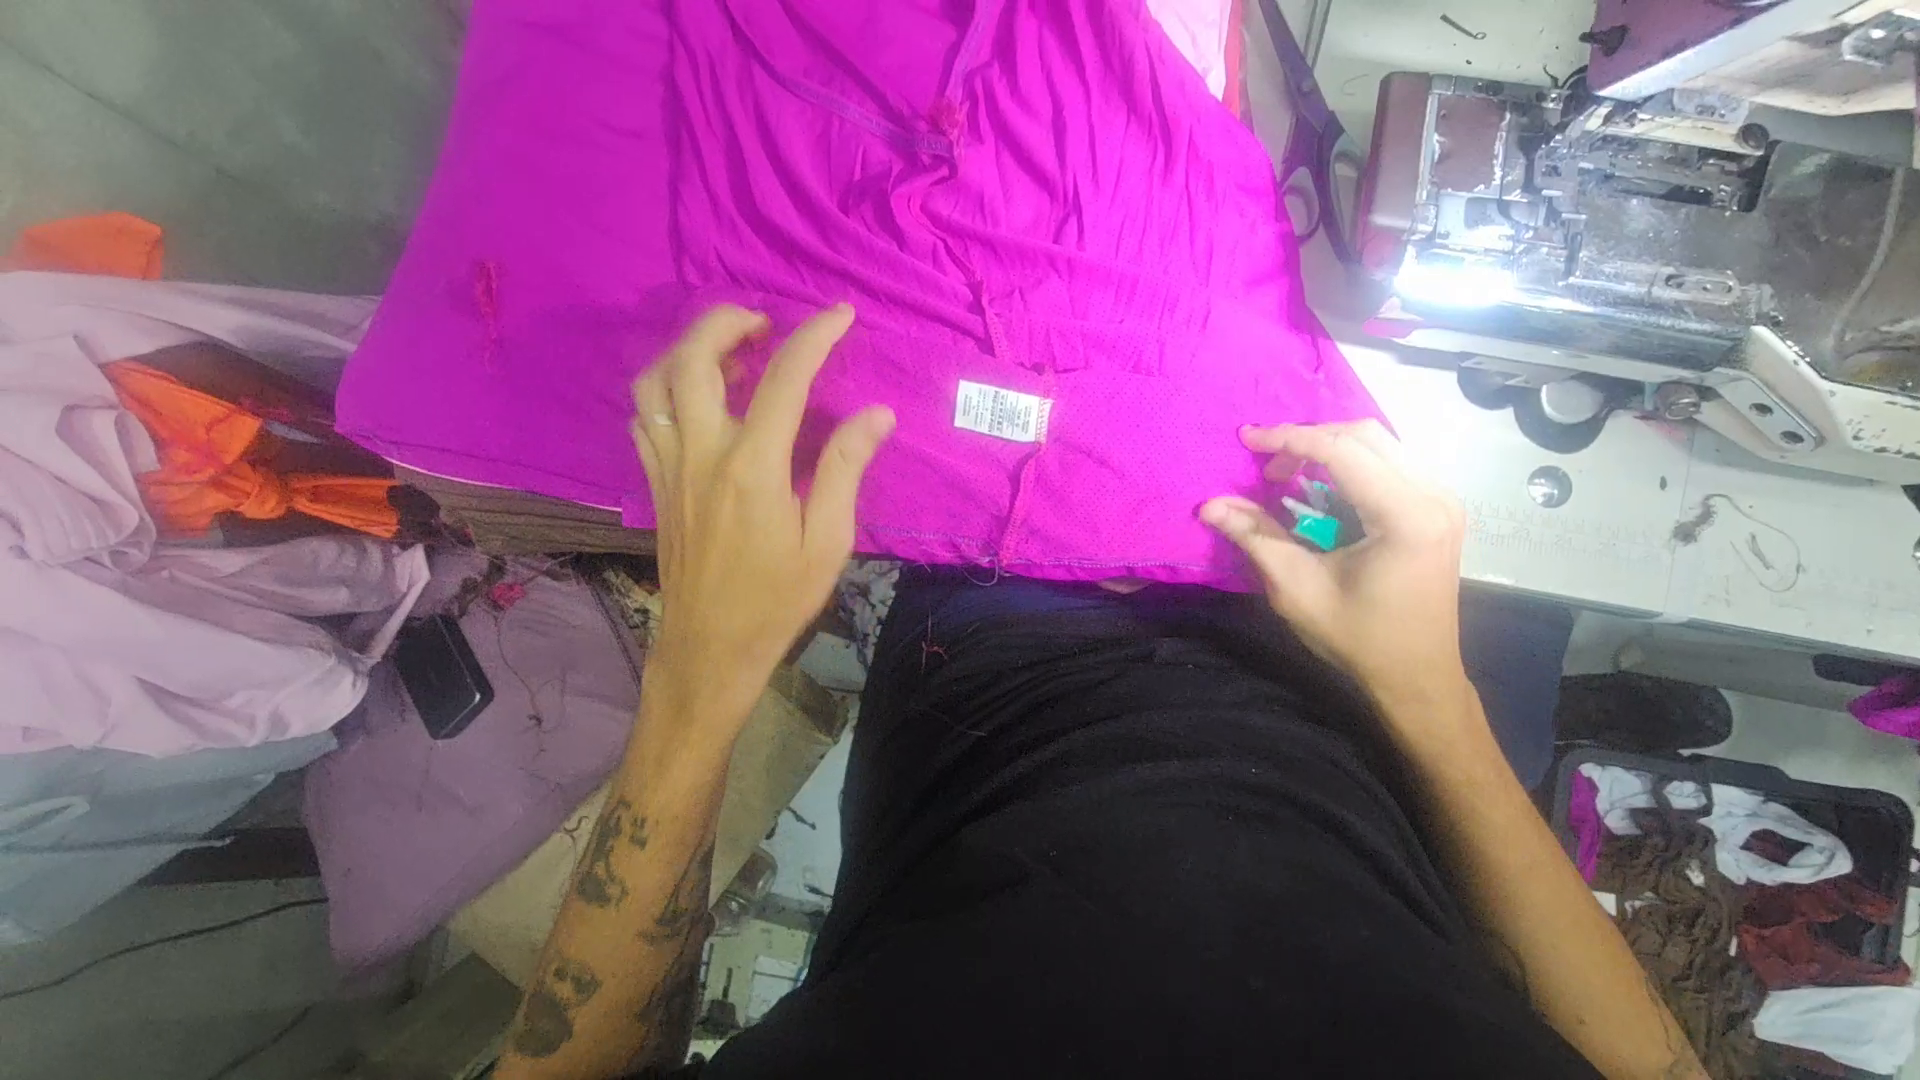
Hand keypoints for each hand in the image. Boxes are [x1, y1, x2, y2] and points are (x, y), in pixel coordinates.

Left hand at [631, 303, 893, 716]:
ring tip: (729, 354)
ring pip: (655, 383)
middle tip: (764, 325)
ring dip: (688, 352)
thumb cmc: (777, 600)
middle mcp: (702, 454)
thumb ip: (846, 470)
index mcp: (753, 467)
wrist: (710, 647)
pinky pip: (644, 418)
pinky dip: (666, 390)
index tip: (841, 316)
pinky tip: (698, 400)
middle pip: (694, 360)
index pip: (785, 379)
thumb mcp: (828, 542)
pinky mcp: (654, 484)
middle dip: (727, 324)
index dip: (815, 337)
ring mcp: (669, 467)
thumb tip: (876, 414)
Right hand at [1200, 420, 1469, 720]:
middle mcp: (1434, 496)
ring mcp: (1442, 500)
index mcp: (1406, 515)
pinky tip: (1321, 486)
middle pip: (1365, 436)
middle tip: (1265, 465)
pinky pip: (1391, 463)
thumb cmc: (1359, 639)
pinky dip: (1350, 464)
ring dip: (1329, 449)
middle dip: (1308, 440)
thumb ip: (1257, 537)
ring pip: (1380, 444)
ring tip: (1287, 475)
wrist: (1417, 676)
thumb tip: (1210, 505)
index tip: (1246, 439)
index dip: (1289, 440)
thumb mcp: (1297, 589)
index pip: (1342, 452)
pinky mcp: (1438, 508)